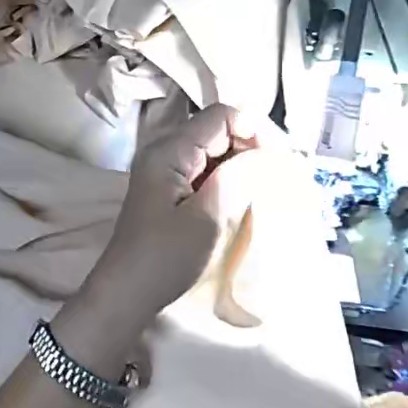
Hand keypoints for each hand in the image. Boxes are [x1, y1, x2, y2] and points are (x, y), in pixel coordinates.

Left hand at [53, 104, 271, 370]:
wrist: (126, 291)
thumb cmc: (166, 256)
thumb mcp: (208, 217)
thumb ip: (235, 177)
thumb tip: (262, 154)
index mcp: (169, 150)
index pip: (220, 116)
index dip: (254, 129)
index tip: (279, 158)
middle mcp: (163, 150)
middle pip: (215, 128)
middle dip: (250, 143)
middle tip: (280, 170)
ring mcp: (163, 168)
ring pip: (211, 148)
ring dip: (240, 160)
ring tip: (269, 181)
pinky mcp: (166, 187)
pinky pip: (202, 167)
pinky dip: (226, 174)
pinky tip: (244, 192)